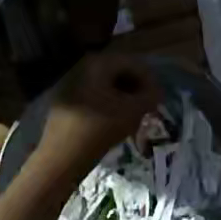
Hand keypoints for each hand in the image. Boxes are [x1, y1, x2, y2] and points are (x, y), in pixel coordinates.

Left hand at [39, 54, 162, 175]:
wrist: (62, 156)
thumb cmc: (100, 128)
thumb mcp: (133, 111)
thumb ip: (150, 96)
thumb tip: (156, 92)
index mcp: (98, 63)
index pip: (132, 63)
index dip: (149, 80)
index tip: (158, 99)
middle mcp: (82, 67)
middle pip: (118, 73)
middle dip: (136, 89)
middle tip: (147, 107)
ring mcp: (70, 84)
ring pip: (105, 86)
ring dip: (123, 98)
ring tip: (134, 117)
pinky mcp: (65, 102)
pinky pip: (93, 98)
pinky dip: (108, 106)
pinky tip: (114, 123)